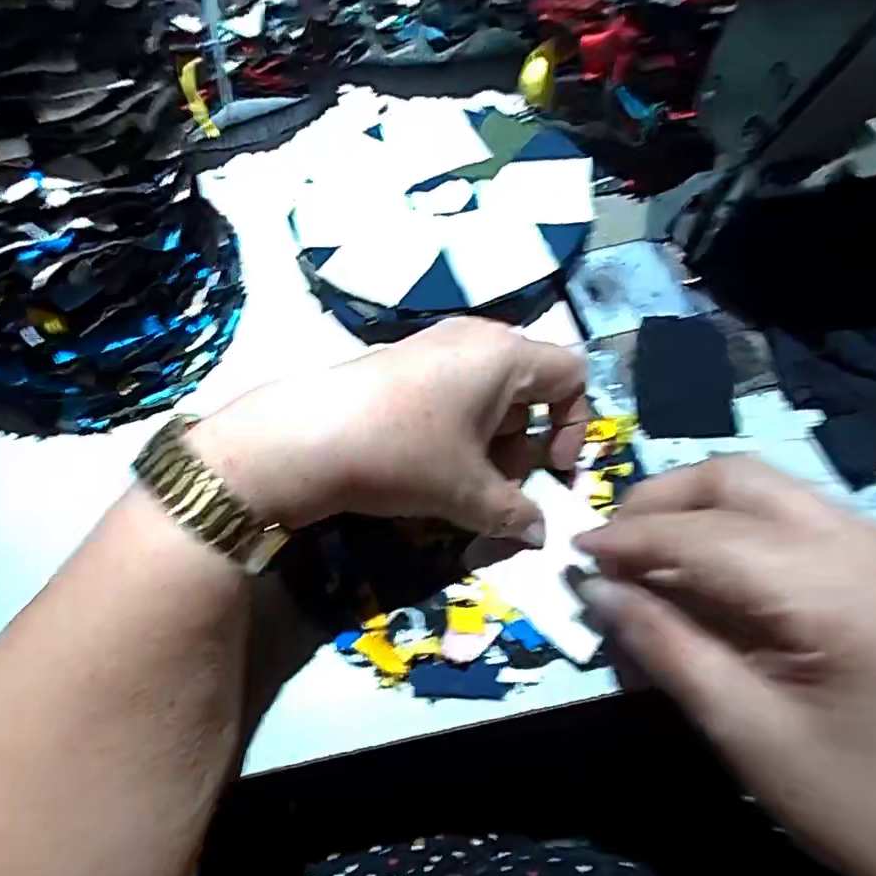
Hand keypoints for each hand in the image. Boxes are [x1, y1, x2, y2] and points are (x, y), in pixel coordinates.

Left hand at [187, 317, 588, 539]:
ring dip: (492, 445)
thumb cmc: (402, 453)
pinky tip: (432, 468)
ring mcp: (435, 348)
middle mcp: (475, 339)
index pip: (572, 375)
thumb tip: (541, 536)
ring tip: (464, 486)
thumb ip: (515, 513)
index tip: (550, 471)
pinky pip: (454, 396)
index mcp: (505, 354)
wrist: (300, 438)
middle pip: (531, 389)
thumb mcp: (467, 491)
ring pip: (490, 397)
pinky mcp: (404, 366)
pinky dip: (459, 433)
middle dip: (526, 444)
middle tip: (501, 487)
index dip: (574, 426)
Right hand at [576, 456, 875, 875]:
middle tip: (612, 542)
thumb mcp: (748, 736)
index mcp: (844, 596)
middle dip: (663, 499)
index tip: (576, 547)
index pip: (711, 535)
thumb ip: (667, 647)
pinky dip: (733, 528)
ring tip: (647, 552)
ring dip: (696, 508)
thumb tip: (598, 587)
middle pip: (743, 478)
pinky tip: (706, 568)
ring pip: (769, 487)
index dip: (633, 535)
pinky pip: (793, 516)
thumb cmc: (867, 809)